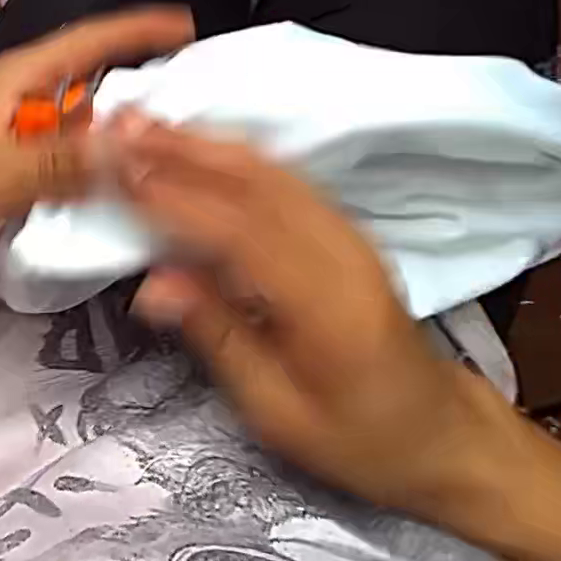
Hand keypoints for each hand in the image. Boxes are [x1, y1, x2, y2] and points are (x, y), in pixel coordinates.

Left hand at [0, 7, 194, 252]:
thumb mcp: (5, 169)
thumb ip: (66, 161)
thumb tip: (126, 148)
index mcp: (24, 75)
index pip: (90, 39)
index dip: (137, 28)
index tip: (179, 25)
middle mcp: (31, 88)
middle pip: (97, 74)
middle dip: (140, 80)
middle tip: (182, 92)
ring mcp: (31, 119)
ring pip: (90, 112)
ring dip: (120, 123)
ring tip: (159, 137)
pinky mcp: (30, 148)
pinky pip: (78, 142)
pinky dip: (100, 152)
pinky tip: (116, 171)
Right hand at [109, 113, 521, 523]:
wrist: (438, 426)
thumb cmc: (357, 436)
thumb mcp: (279, 412)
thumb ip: (217, 336)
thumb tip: (151, 283)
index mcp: (325, 303)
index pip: (238, 232)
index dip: (176, 197)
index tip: (121, 172)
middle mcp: (340, 248)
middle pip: (253, 183)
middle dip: (182, 149)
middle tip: (124, 127)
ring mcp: (346, 228)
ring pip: (268, 168)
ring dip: (204, 141)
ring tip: (149, 124)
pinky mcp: (343, 223)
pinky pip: (282, 174)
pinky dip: (233, 151)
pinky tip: (201, 140)